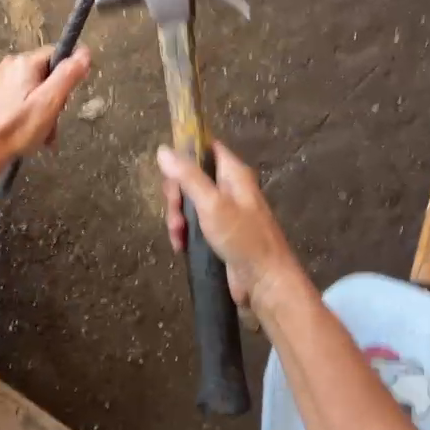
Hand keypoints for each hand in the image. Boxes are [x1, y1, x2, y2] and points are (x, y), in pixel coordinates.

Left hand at [0, 47, 92, 162]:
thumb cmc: (17, 127)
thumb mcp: (49, 102)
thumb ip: (68, 75)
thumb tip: (84, 52)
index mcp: (24, 62)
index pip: (56, 56)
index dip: (66, 77)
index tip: (64, 100)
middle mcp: (9, 65)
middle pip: (44, 74)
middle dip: (53, 99)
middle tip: (51, 123)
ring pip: (32, 88)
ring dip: (42, 110)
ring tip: (41, 134)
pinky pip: (18, 98)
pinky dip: (27, 113)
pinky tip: (27, 132)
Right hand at [158, 142, 301, 309]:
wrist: (265, 282)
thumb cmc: (243, 238)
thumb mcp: (212, 204)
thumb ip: (188, 176)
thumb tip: (163, 150)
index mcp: (233, 173)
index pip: (206, 147)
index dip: (185, 152)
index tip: (168, 169)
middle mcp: (228, 187)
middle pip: (191, 175)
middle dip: (177, 194)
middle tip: (175, 212)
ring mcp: (223, 210)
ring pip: (189, 201)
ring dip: (178, 216)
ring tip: (177, 235)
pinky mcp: (218, 231)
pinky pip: (194, 222)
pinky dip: (184, 231)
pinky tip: (181, 245)